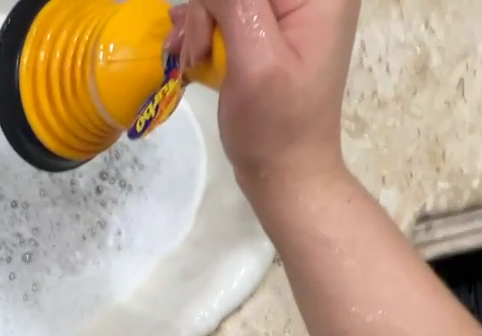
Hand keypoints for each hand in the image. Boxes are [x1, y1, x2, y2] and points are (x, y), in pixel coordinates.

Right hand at [172, 0, 360, 204]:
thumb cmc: (274, 126)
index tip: (203, 34)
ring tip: (190, 58)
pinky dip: (206, 26)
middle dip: (207, 7)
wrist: (286, 172)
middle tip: (195, 52)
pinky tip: (191, 51)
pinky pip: (231, 9)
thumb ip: (236, 2)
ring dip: (201, 18)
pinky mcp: (272, 26)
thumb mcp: (255, 60)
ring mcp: (291, 9)